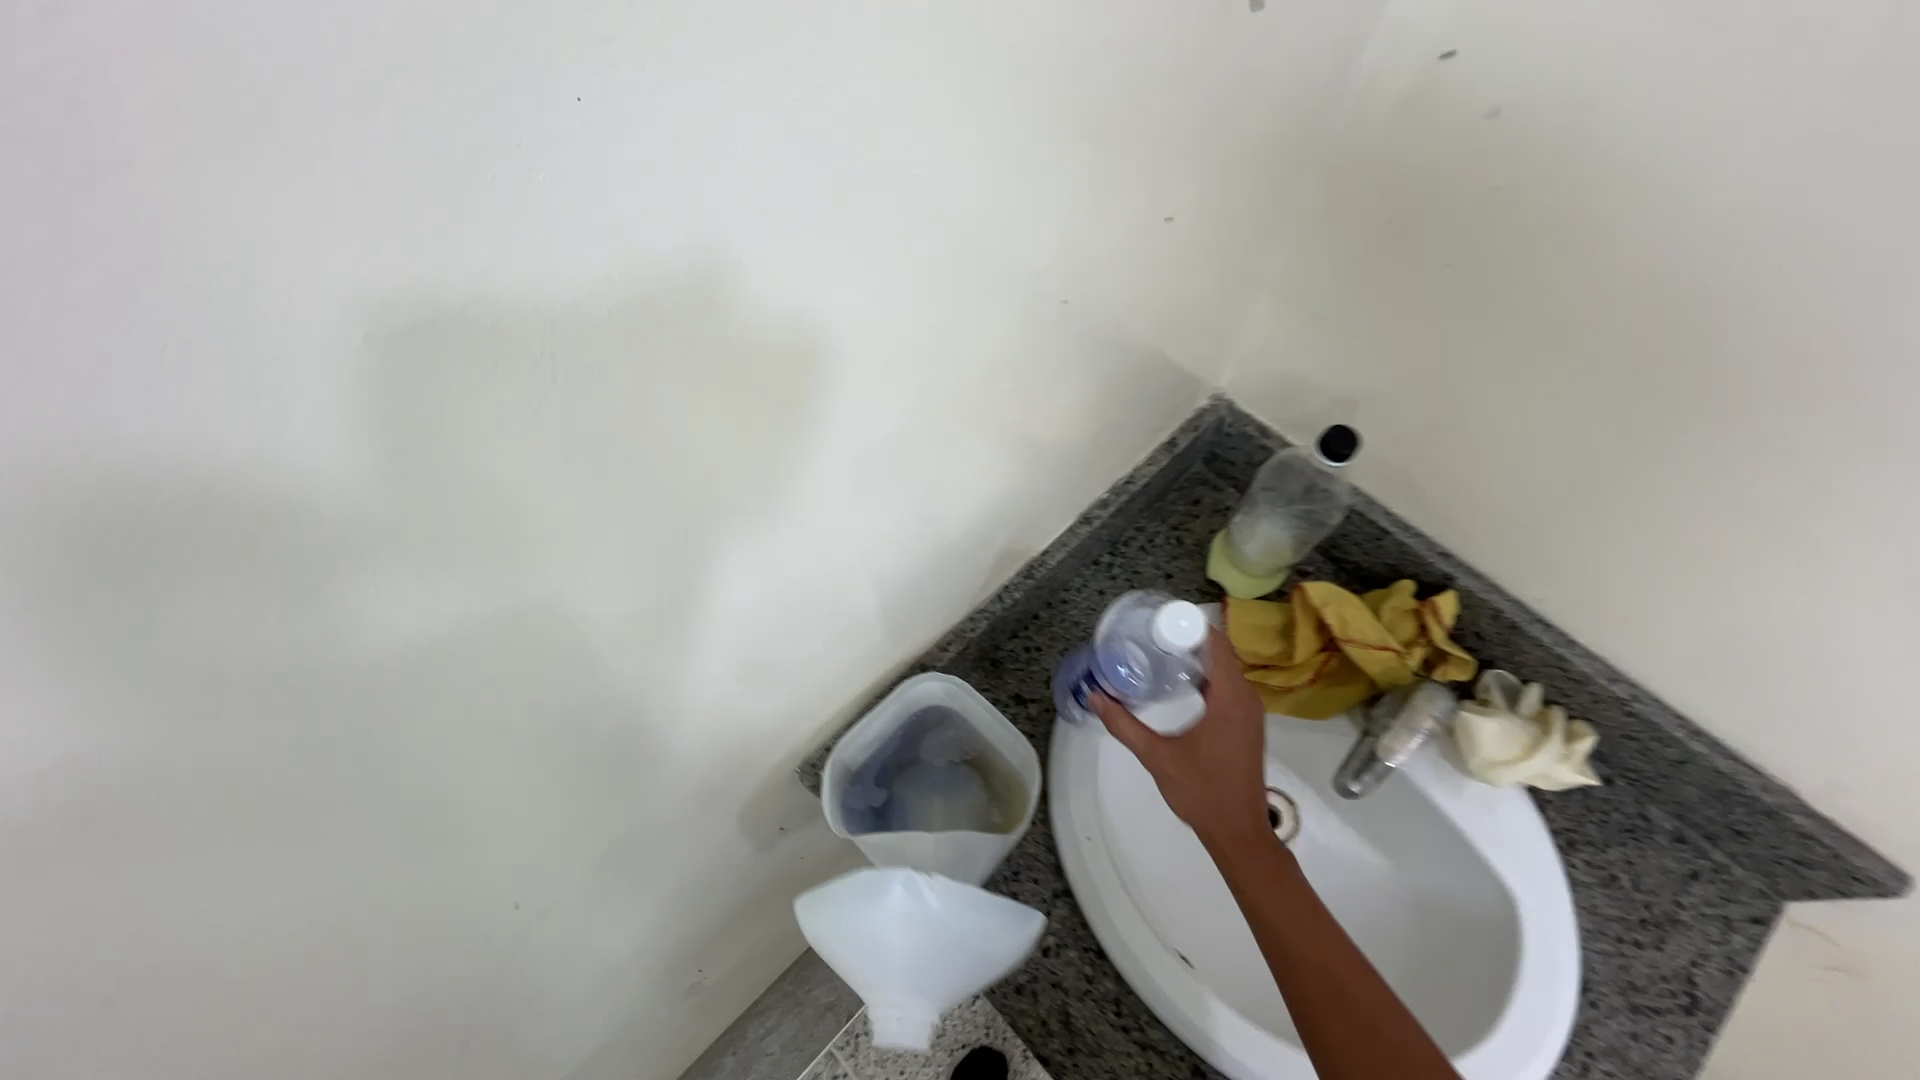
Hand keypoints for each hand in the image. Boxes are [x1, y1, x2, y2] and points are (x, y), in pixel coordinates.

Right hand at [1089, 627, 1270, 850]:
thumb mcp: (1156, 756)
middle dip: (1189, 639)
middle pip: (1221, 653)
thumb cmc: (1200, 791)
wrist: (1238, 831)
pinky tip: (1182, 684)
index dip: (1190, 625)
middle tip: (1153, 634)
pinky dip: (1208, 677)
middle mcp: (1246, 699)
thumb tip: (1095, 697)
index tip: (1161, 619)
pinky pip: (1230, 686)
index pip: (1216, 644)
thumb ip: (1124, 725)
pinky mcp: (1247, 725)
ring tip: (1163, 652)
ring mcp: (1250, 713)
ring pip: (1227, 670)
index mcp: (1229, 699)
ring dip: (1199, 658)